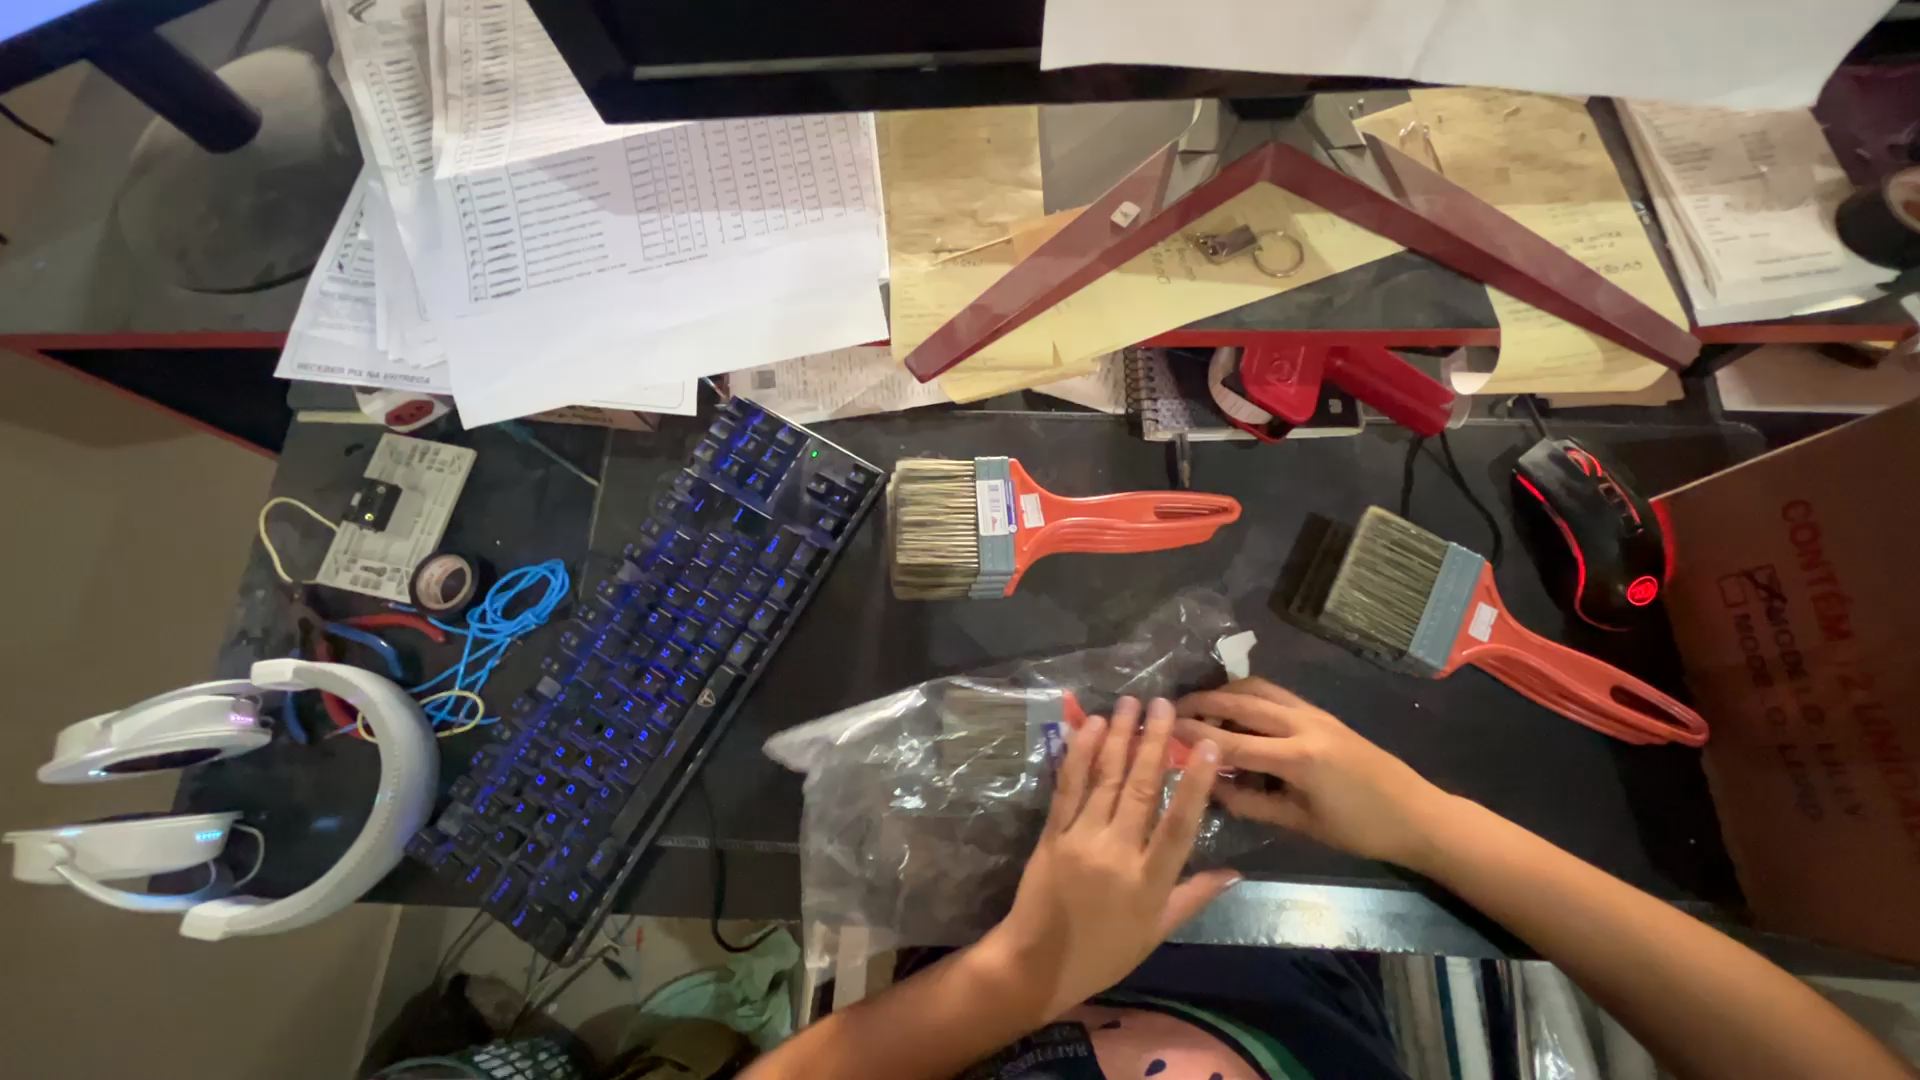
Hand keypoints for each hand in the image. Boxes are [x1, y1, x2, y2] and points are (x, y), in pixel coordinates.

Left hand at [978, 697, 1239, 1022]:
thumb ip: (1194, 896)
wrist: (1038, 962)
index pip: (1179, 826)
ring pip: (1106, 780)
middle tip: (1164, 704)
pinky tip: (1091, 727)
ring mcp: (1082, 839)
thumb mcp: (1157, 932)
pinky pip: (1068, 788)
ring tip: (1130, 703)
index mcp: (1149, 882)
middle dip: (1154, 742)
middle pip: (1141, 790)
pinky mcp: (1053, 833)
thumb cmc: (1105, 952)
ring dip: (1119, 737)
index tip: (1208, 746)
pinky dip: (1080, 755)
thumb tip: (1235, 871)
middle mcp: (1117, 853)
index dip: (1195, 784)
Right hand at [1175, 678, 1454, 866]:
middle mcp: (1303, 725)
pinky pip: (1275, 693)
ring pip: (1257, 688)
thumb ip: (1251, 803)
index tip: (1164, 729)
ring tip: (1199, 706)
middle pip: (1240, 702)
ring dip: (1224, 692)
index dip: (1194, 735)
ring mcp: (1314, 713)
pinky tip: (1234, 707)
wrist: (1418, 815)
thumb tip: (1209, 787)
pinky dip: (1247, 693)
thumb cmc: (1360, 829)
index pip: (1232, 741)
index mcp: (1299, 758)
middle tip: (1171, 709)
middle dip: (1202, 702)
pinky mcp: (1321, 712)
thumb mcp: (1301, 824)